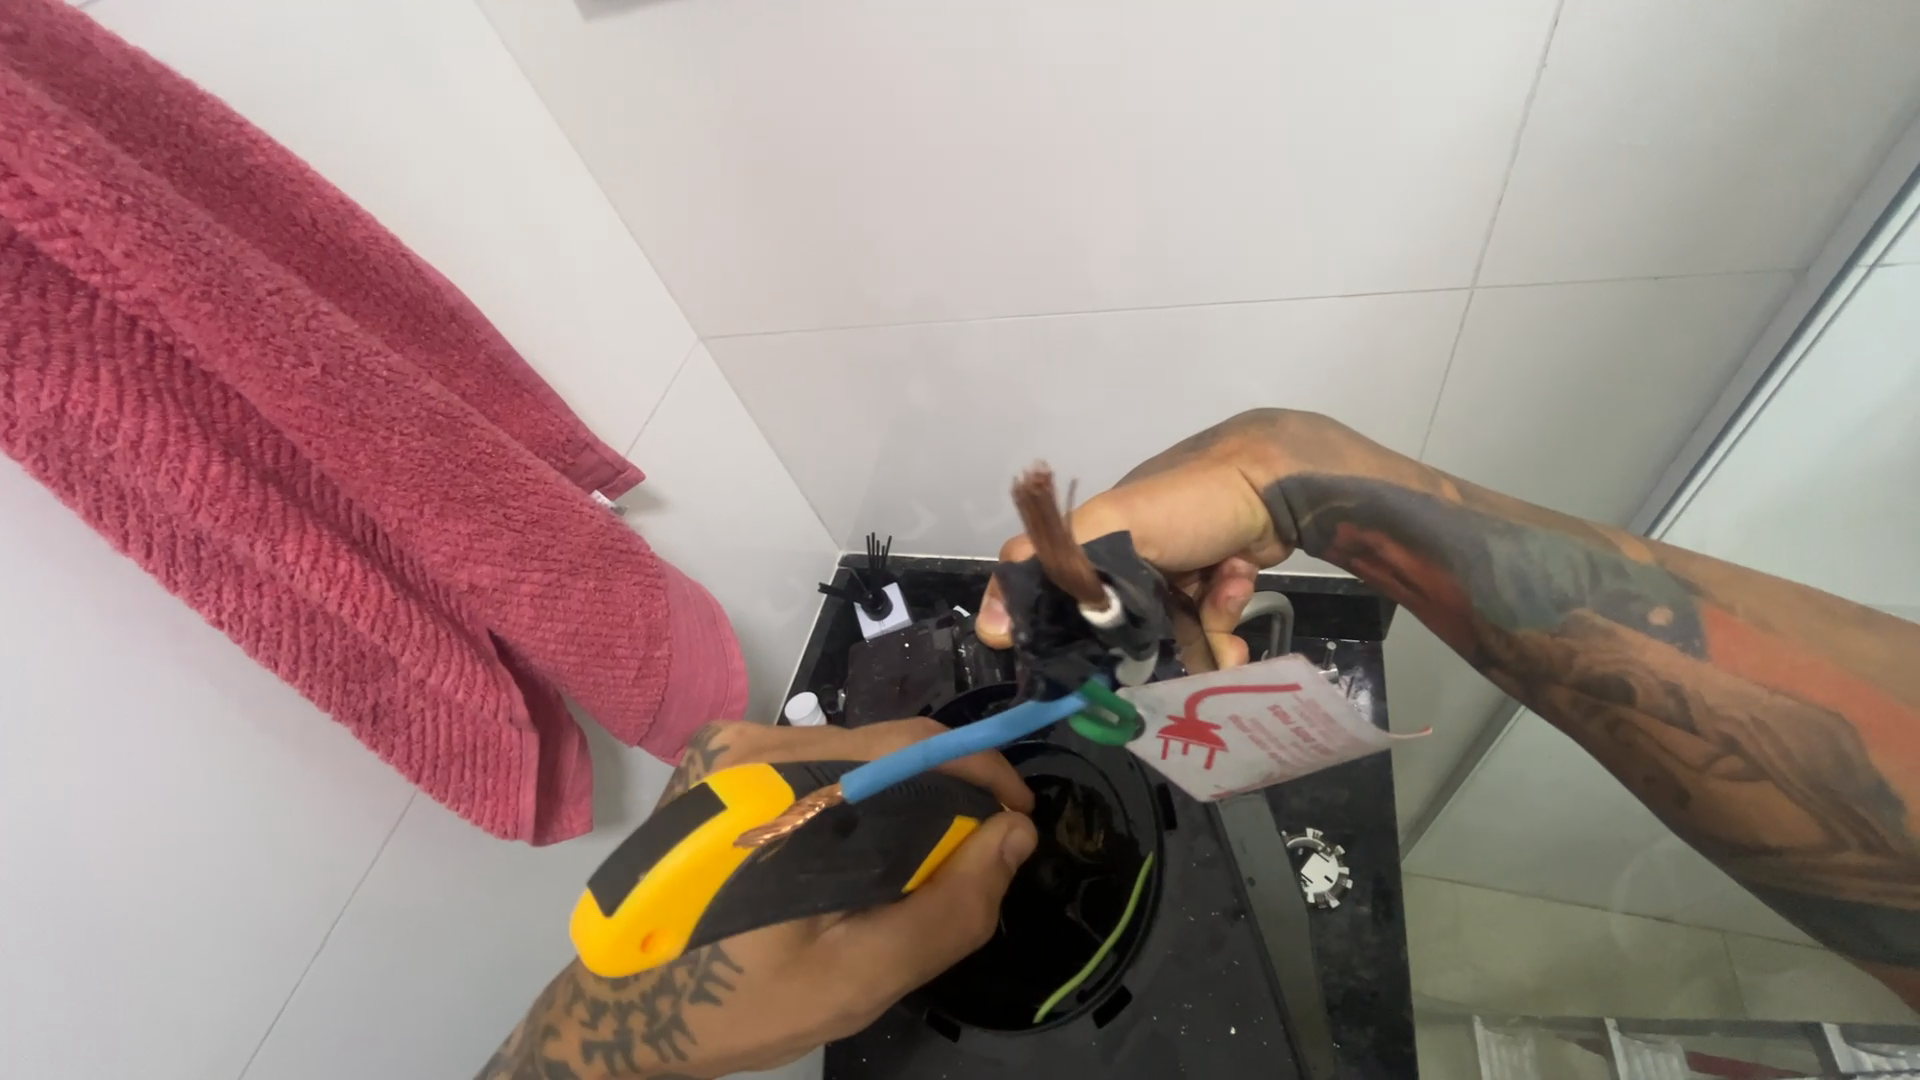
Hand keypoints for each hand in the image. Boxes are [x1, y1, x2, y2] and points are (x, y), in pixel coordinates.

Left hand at [479, 718, 1036, 1079]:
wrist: (615, 1012)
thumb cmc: (733, 1004)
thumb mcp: (855, 981)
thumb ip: (947, 909)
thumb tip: (1014, 834)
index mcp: (782, 790)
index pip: (911, 746)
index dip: (981, 770)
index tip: (1016, 818)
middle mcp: (754, 741)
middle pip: (888, 744)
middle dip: (947, 790)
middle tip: (971, 854)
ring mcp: (732, 740)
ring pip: (859, 748)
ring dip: (903, 793)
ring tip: (915, 858)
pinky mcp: (723, 751)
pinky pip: (823, 757)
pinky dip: (861, 793)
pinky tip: (857, 847)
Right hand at [976, 408, 1380, 668]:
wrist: (1278, 485)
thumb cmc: (1186, 503)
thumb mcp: (1111, 524)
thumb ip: (1054, 563)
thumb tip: (991, 628)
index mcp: (1094, 541)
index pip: (1050, 587)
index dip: (1049, 624)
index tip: (1058, 663)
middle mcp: (1126, 557)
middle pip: (1114, 622)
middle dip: (1141, 641)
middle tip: (1155, 653)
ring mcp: (1171, 571)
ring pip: (1165, 630)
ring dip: (1197, 629)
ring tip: (1222, 612)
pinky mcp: (1210, 582)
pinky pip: (1204, 622)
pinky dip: (1223, 615)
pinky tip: (1239, 584)